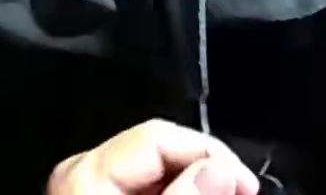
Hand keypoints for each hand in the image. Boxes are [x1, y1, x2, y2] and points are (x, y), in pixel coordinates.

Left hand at [46, 120, 260, 194]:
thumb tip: (219, 170)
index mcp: (86, 174)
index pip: (160, 137)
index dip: (210, 154)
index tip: (245, 184)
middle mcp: (80, 175)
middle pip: (159, 153)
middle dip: (204, 173)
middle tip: (241, 193)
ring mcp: (84, 193)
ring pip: (155, 174)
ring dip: (192, 189)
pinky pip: (140, 193)